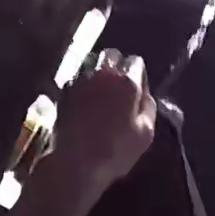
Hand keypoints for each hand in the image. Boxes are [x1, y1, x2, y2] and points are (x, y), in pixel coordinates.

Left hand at [41, 57, 156, 202]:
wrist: (77, 160)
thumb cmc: (116, 150)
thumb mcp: (145, 133)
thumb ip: (149, 107)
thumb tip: (145, 93)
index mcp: (127, 82)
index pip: (135, 61)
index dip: (139, 73)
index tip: (138, 88)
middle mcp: (103, 73)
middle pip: (113, 55)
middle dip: (118, 65)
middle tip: (120, 85)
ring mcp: (82, 78)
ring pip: (93, 61)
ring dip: (100, 70)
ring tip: (103, 87)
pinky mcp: (66, 88)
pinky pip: (79, 75)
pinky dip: (85, 80)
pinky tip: (87, 96)